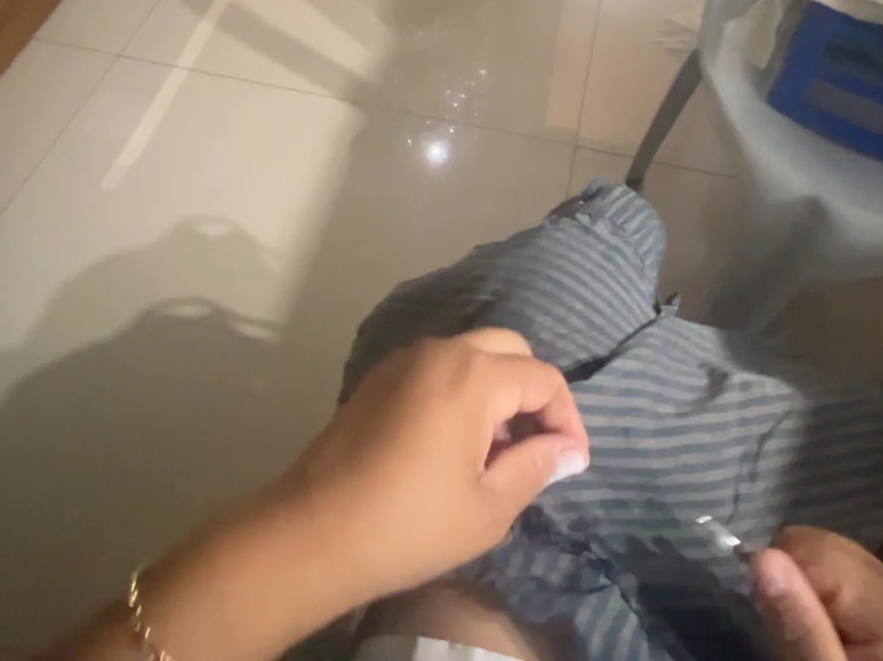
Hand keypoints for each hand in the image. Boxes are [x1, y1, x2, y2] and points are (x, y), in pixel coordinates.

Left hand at [272, 328, 589, 600]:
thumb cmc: (409, 525)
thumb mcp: (488, 508)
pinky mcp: (380, 377)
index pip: (543, 378)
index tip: (571, 462)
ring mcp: (406, 360)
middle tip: (536, 444)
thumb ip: (536, 467)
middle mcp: (442, 351)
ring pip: (472, 353)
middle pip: (510, 349)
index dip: (567, 418)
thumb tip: (568, 450)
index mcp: (474, 376)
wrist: (311, 533)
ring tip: (497, 447)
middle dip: (534, 391)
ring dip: (497, 388)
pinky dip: (462, 388)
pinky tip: (454, 440)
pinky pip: (439, 366)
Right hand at [750, 526, 882, 660]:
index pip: (801, 544)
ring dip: (811, 597)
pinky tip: (840, 649)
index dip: (776, 583)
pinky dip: (833, 606)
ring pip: (831, 563)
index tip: (779, 633)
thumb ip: (799, 627)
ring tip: (819, 650)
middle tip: (800, 647)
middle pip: (817, 547)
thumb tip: (761, 556)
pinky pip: (852, 584)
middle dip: (794, 587)